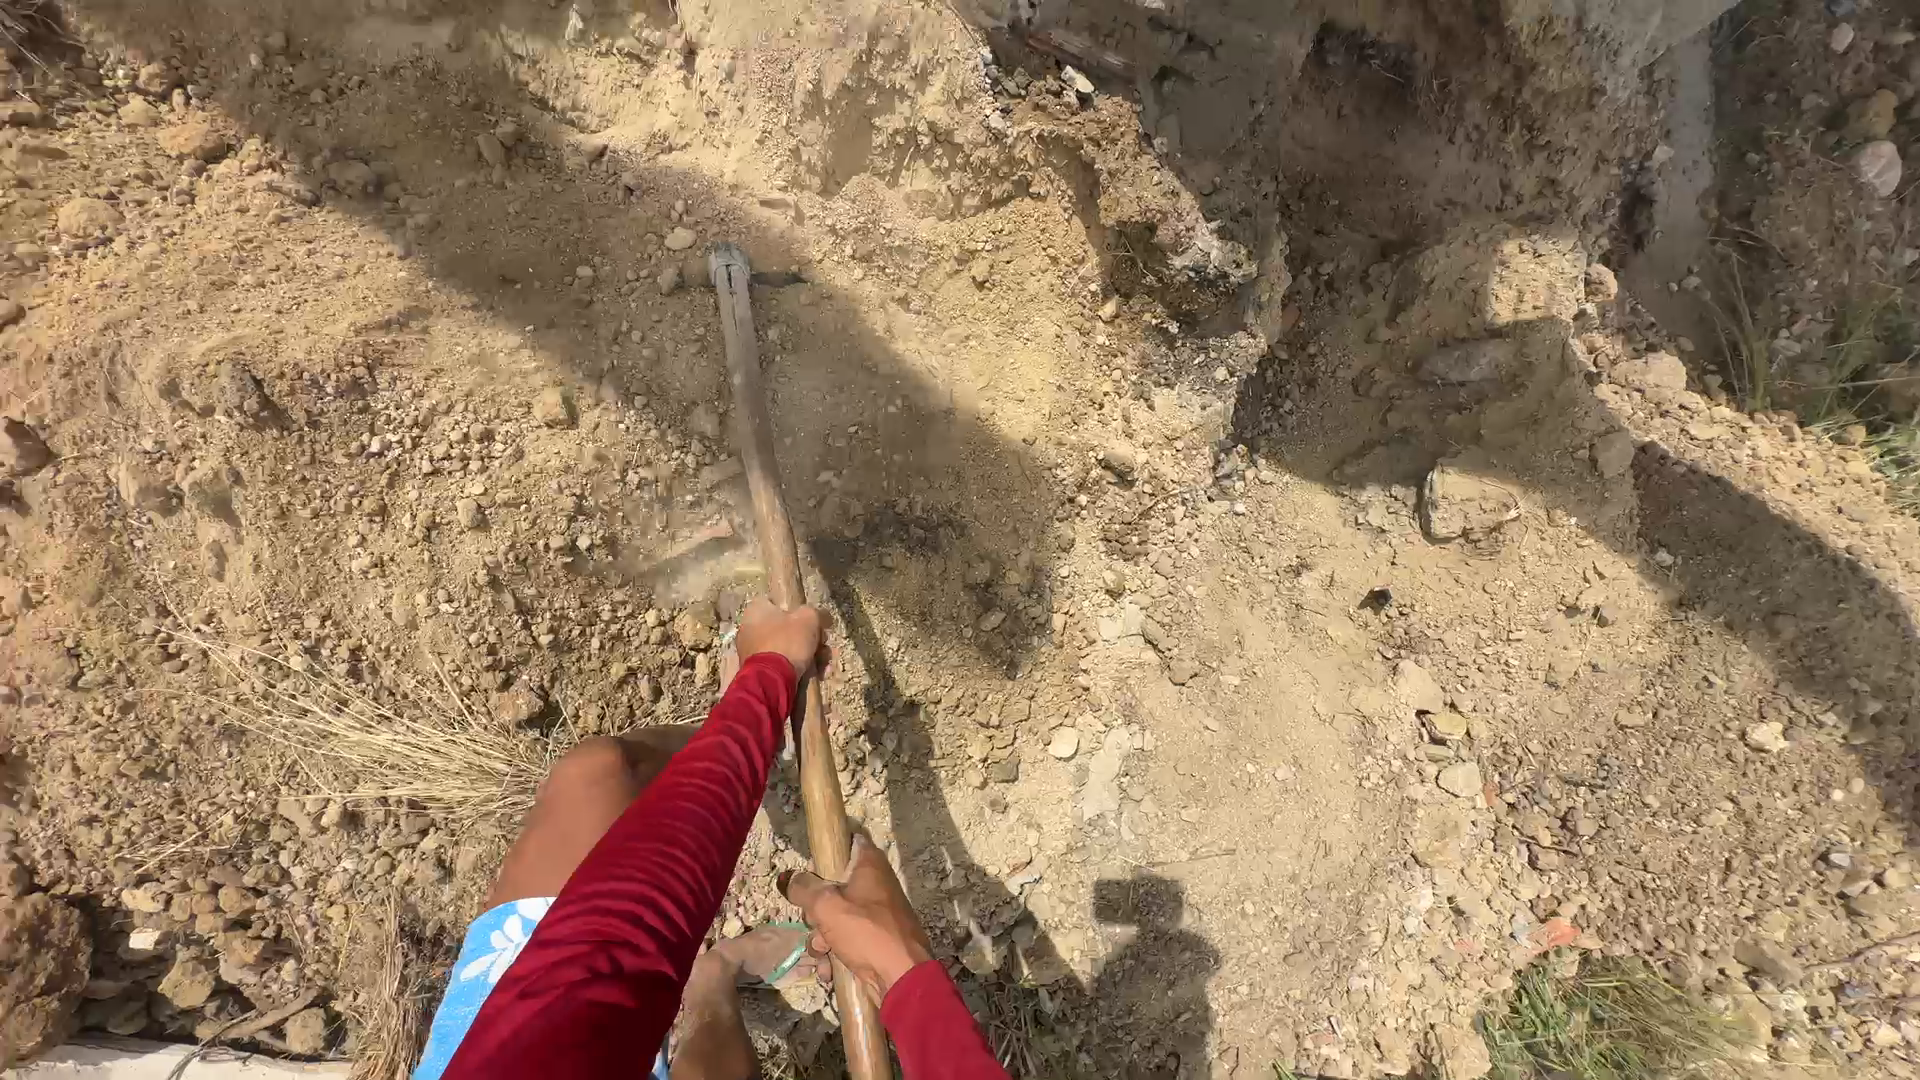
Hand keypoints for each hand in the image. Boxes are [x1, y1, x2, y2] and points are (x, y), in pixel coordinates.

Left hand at [734, 598, 824, 679]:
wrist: (772, 680)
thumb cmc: (788, 641)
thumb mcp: (809, 618)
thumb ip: (816, 612)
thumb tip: (822, 617)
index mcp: (756, 610)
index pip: (778, 602)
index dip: (799, 610)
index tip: (813, 621)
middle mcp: (749, 628)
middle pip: (787, 628)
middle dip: (810, 638)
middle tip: (823, 645)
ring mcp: (752, 651)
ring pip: (787, 647)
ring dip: (809, 655)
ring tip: (823, 665)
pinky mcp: (758, 670)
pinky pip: (781, 663)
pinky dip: (798, 667)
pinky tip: (816, 674)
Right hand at [782, 834, 933, 999]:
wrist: (901, 976)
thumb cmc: (866, 931)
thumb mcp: (827, 906)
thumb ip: (804, 889)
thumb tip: (787, 878)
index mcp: (869, 863)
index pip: (846, 841)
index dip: (825, 853)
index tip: (809, 872)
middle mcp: (874, 882)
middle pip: (834, 884)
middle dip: (817, 909)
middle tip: (815, 921)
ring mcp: (875, 911)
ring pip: (837, 914)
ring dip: (822, 936)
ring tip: (822, 952)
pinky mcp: (874, 936)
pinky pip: (846, 937)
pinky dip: (835, 952)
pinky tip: (829, 969)